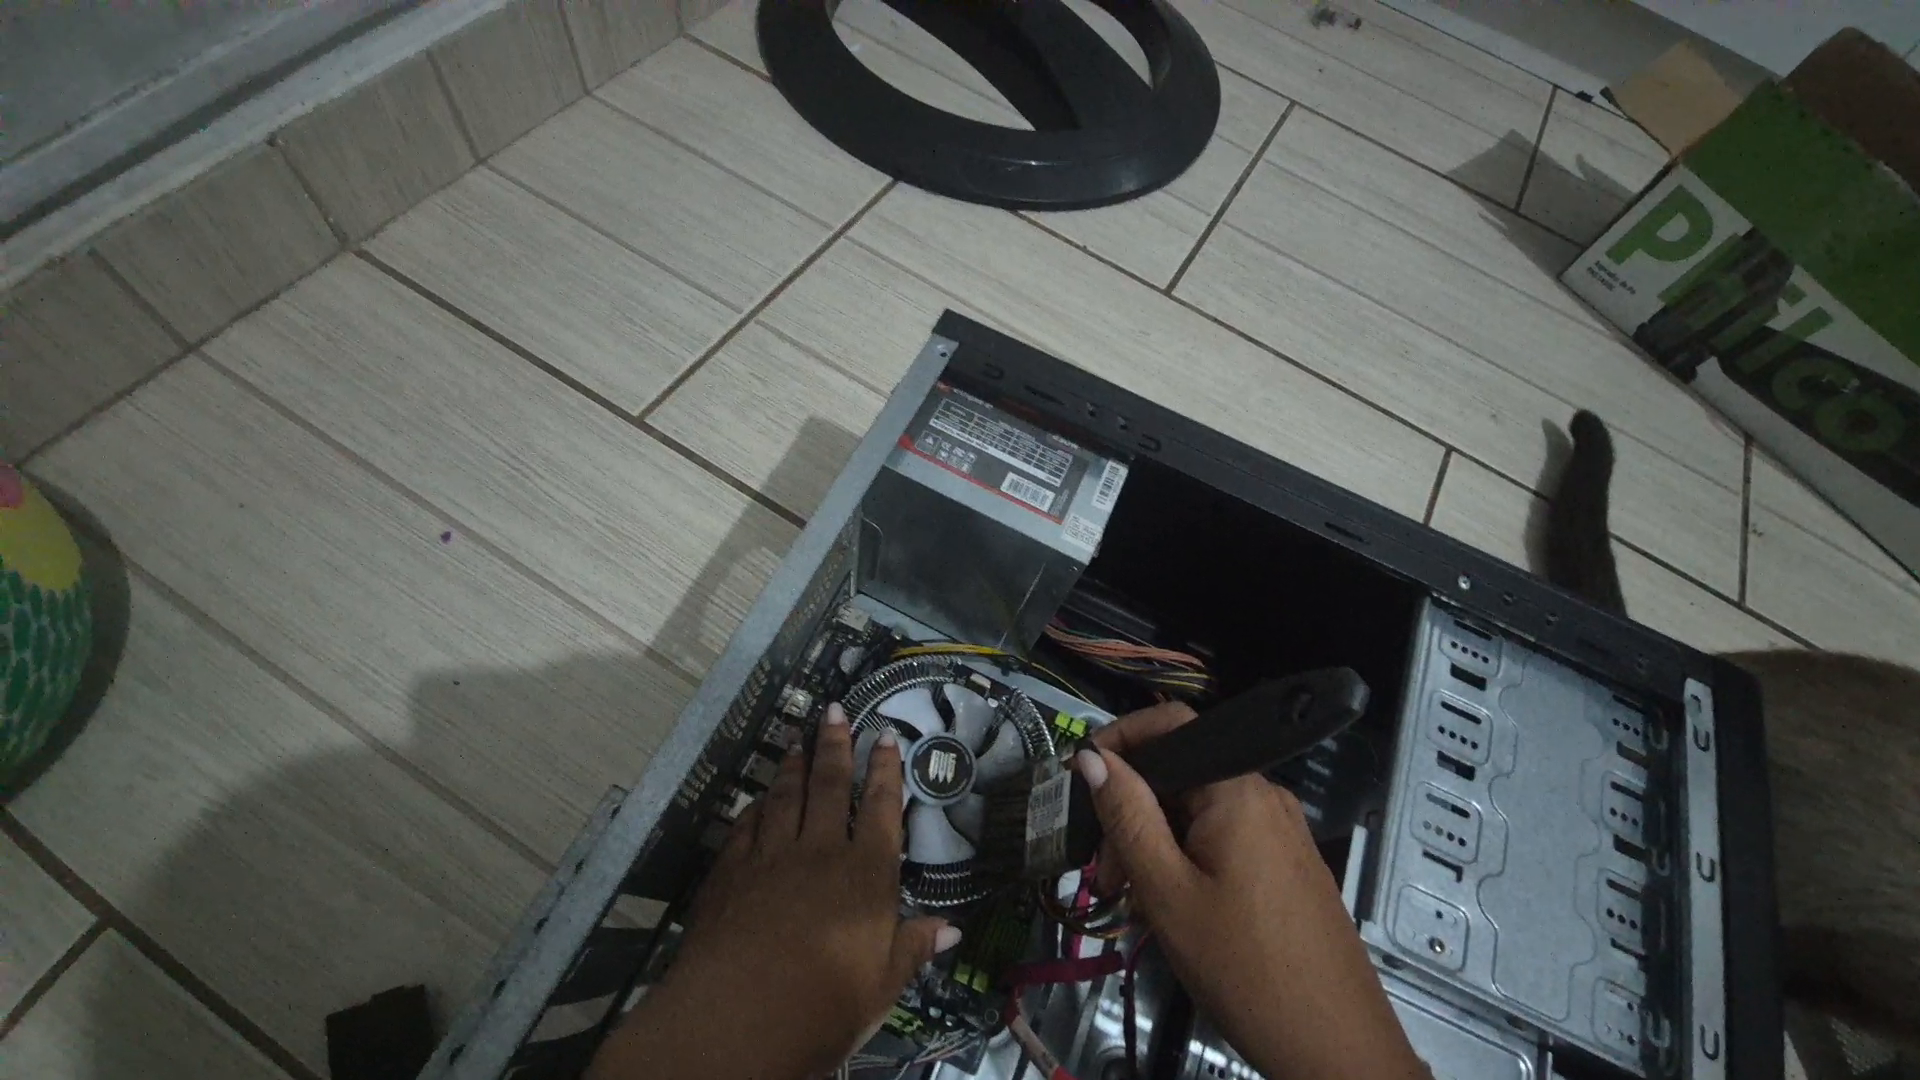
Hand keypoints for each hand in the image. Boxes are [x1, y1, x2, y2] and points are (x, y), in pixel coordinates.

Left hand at [589, 705, 958, 1079]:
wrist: (733, 1022)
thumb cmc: (821, 1007)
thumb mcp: (881, 988)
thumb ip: (912, 949)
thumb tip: (951, 929)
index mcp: (864, 874)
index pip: (880, 808)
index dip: (885, 769)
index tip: (886, 735)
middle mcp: (819, 852)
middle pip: (829, 786)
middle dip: (835, 745)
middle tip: (834, 710)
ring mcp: (770, 857)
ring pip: (785, 796)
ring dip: (793, 765)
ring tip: (798, 740)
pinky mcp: (729, 872)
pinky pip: (746, 826)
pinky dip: (755, 807)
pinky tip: (757, 799)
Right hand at [1078, 703, 1427, 1079]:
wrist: (1338, 1053)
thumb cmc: (1244, 967)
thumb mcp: (1167, 891)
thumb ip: (1127, 815)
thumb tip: (1093, 756)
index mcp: (1237, 789)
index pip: (1172, 723)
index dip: (1121, 738)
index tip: (1082, 780)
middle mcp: (1264, 796)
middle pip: (1182, 774)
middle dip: (1132, 811)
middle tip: (1106, 874)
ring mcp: (1282, 831)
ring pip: (1199, 812)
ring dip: (1156, 841)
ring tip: (1134, 901)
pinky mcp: (1288, 864)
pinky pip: (1224, 839)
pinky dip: (1187, 858)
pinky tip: (1173, 907)